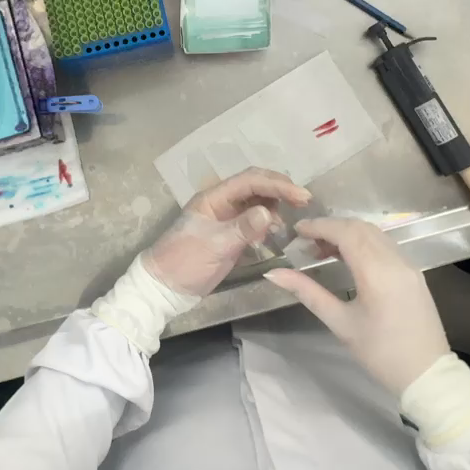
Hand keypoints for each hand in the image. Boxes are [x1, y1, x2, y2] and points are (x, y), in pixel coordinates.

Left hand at [143, 168, 311, 296]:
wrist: (165, 287)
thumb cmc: (184, 262)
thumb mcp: (214, 245)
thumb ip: (242, 228)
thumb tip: (270, 213)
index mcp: (213, 198)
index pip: (249, 181)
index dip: (276, 184)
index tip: (301, 195)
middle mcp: (221, 203)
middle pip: (255, 186)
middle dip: (279, 189)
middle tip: (304, 201)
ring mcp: (226, 218)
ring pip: (256, 202)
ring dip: (275, 205)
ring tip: (290, 219)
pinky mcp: (230, 235)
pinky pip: (253, 221)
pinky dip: (267, 222)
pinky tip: (275, 233)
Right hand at [265, 217, 449, 395]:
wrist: (427, 375)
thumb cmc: (380, 352)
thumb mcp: (340, 323)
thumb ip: (307, 292)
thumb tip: (274, 273)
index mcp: (377, 272)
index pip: (346, 233)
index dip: (319, 226)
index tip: (297, 230)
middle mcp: (396, 260)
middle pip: (360, 227)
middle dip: (331, 227)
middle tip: (307, 241)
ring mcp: (409, 265)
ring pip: (374, 233)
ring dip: (348, 233)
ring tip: (323, 250)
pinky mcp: (414, 272)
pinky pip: (386, 245)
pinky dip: (363, 242)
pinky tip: (348, 259)